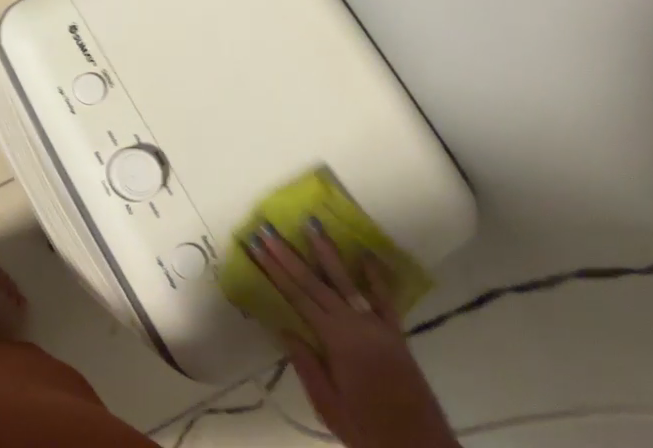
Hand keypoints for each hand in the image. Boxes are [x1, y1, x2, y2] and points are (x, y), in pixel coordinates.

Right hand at [247, 220, 458, 447]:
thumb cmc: (367, 430)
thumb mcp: (328, 404)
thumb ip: (306, 364)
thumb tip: (285, 328)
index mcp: (337, 341)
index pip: (297, 296)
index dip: (274, 270)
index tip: (256, 246)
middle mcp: (358, 325)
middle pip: (316, 283)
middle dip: (289, 255)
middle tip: (269, 230)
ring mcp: (379, 326)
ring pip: (348, 281)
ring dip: (328, 252)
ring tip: (313, 225)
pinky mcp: (397, 334)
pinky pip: (385, 299)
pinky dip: (376, 275)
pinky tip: (366, 254)